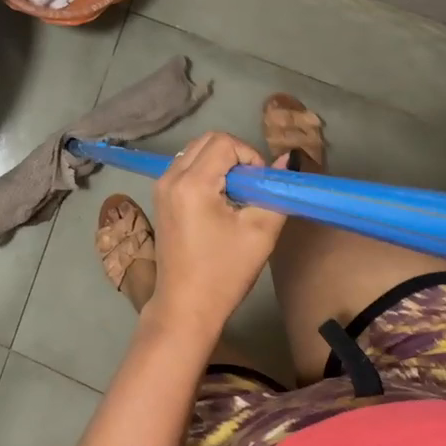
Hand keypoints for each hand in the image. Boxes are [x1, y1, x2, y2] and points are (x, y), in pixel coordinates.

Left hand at [146, 132, 285, 337]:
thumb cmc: (224, 272)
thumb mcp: (259, 234)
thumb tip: (285, 161)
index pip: (224, 143)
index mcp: (192, 182)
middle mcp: (170, 176)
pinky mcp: (160, 196)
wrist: (185, 305)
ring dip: (219, 163)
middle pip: (207, 140)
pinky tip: (219, 202)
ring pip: (194, 151)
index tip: (260, 185)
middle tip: (251, 187)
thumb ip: (274, 192)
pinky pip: (185, 166)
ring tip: (237, 196)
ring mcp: (161, 185)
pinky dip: (205, 172)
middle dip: (235, 155)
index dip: (249, 156)